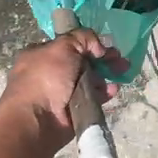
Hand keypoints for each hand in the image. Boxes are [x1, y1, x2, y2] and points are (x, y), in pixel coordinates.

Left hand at [0, 31, 121, 147]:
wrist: (36, 120)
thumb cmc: (46, 78)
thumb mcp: (63, 46)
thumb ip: (84, 37)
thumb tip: (98, 48)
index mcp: (42, 55)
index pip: (70, 45)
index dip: (90, 44)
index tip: (105, 46)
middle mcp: (50, 73)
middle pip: (84, 62)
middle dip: (104, 59)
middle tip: (119, 59)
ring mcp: (61, 92)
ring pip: (91, 79)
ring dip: (107, 75)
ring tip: (121, 72)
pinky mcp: (73, 109)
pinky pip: (93, 96)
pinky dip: (105, 92)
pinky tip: (113, 89)